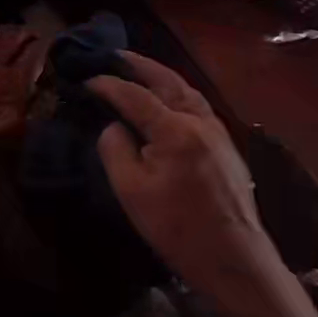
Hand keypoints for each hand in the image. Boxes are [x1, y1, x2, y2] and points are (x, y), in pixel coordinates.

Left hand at [0, 17, 42, 157]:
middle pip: (13, 39)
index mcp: (12, 79)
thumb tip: (52, 101)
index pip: (34, 54)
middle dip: (27, 34)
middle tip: (36, 35)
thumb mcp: (19, 128)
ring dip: (6, 30)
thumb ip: (36, 111)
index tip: (55, 44)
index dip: (46, 47)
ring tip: (16, 30)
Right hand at [91, 52, 279, 298]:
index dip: (107, 84)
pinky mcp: (226, 148)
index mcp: (176, 130)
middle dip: (138, 65)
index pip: (134, 95)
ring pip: (187, 91)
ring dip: (160, 76)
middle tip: (112, 55)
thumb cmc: (175, 226)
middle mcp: (201, 123)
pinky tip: (164, 98)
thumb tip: (116, 127)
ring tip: (136, 69)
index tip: (84, 80)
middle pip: (168, 81)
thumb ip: (115, 147)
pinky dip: (176, 92)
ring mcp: (219, 134)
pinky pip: (197, 106)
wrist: (233, 261)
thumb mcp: (129, 189)